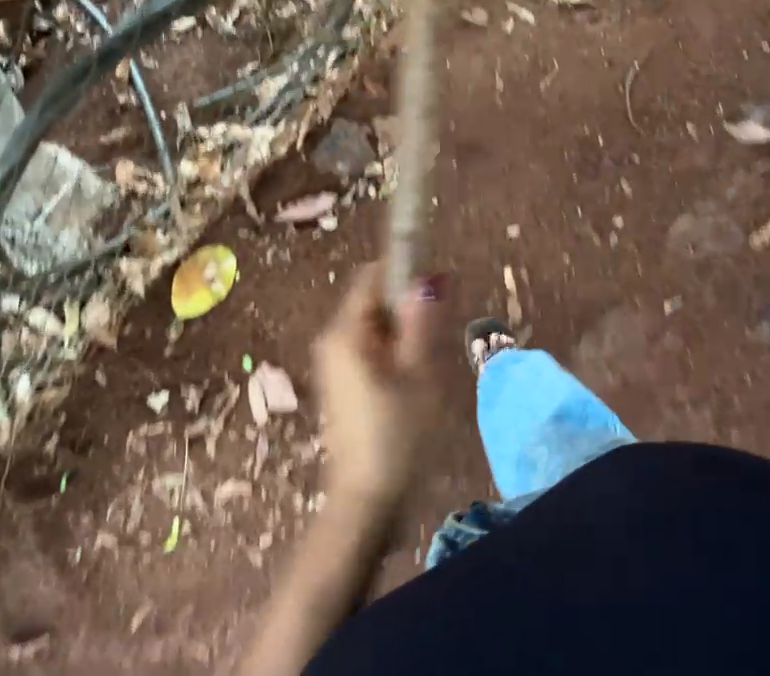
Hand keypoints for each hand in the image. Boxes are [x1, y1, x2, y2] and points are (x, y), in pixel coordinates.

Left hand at [312, 265, 445, 507]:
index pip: (372, 275)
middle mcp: (331, 339)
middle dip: (406, 308)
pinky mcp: (341, 383)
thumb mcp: (418, 372)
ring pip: (373, 327)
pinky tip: (411, 383)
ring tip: (426, 366)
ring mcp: (333, 363)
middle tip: (436, 338)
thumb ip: (422, 321)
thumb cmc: (397, 432)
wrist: (368, 497)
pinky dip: (391, 353)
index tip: (437, 285)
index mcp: (345, 332)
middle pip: (373, 301)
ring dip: (402, 334)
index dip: (404, 271)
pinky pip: (368, 349)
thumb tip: (430, 277)